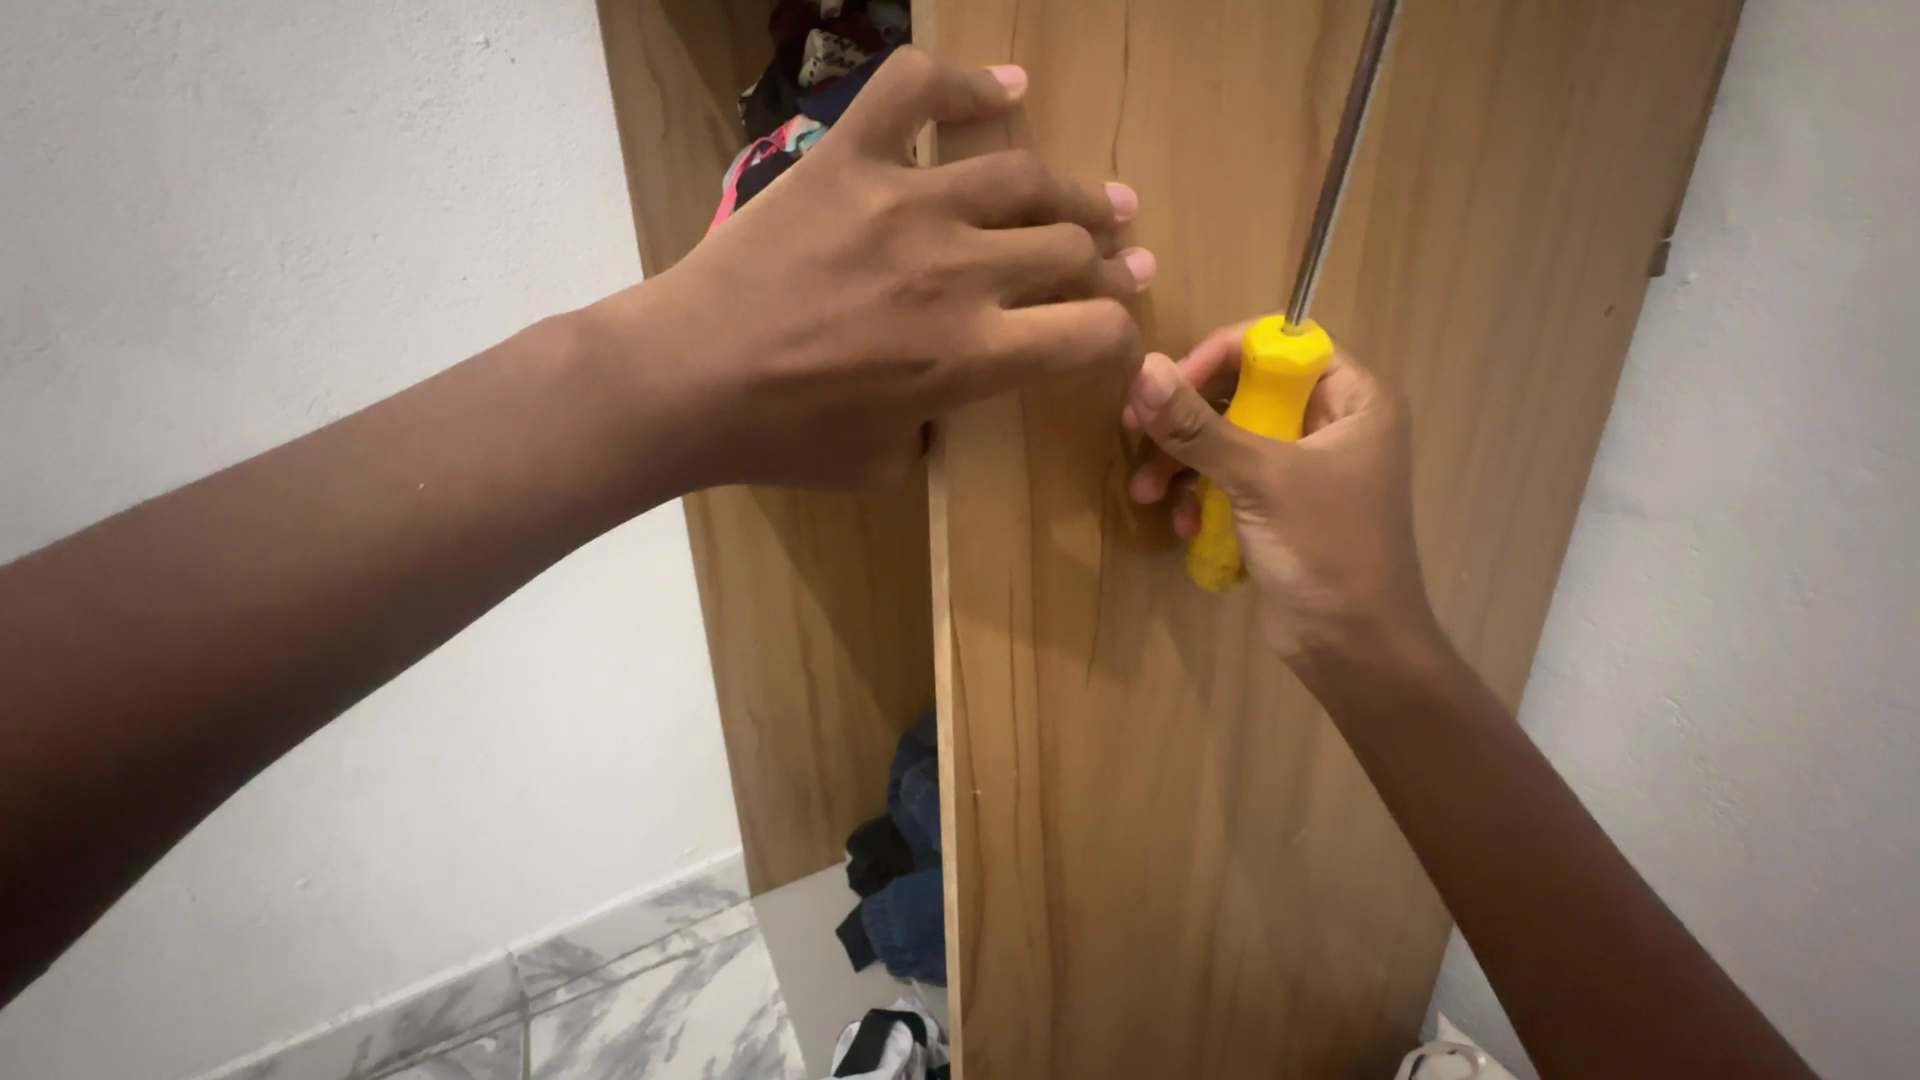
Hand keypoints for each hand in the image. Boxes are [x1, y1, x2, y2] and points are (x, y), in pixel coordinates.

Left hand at [590, 46, 1151, 491]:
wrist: (686, 381)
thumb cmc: (785, 439)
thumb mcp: (886, 464)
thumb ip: (940, 426)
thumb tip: (952, 394)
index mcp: (971, 358)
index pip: (1093, 335)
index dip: (1123, 344)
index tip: (1117, 347)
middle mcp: (958, 273)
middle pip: (1071, 250)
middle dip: (1112, 266)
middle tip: (1123, 264)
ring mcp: (904, 204)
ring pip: (1023, 175)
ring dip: (1077, 190)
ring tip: (1100, 200)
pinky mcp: (849, 159)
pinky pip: (918, 91)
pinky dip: (967, 81)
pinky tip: (1004, 88)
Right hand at [1123, 319, 1437, 662]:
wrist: (1352, 648)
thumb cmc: (1326, 550)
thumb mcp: (1260, 480)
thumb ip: (1198, 425)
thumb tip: (1141, 370)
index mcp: (1353, 400)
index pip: (1281, 345)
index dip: (1221, 355)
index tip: (1169, 383)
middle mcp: (1330, 424)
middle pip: (1244, 391)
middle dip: (1187, 419)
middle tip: (1135, 431)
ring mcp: (1302, 469)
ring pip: (1227, 439)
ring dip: (1181, 463)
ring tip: (1147, 492)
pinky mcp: (1278, 507)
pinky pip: (1228, 480)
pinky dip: (1199, 496)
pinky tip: (1181, 525)